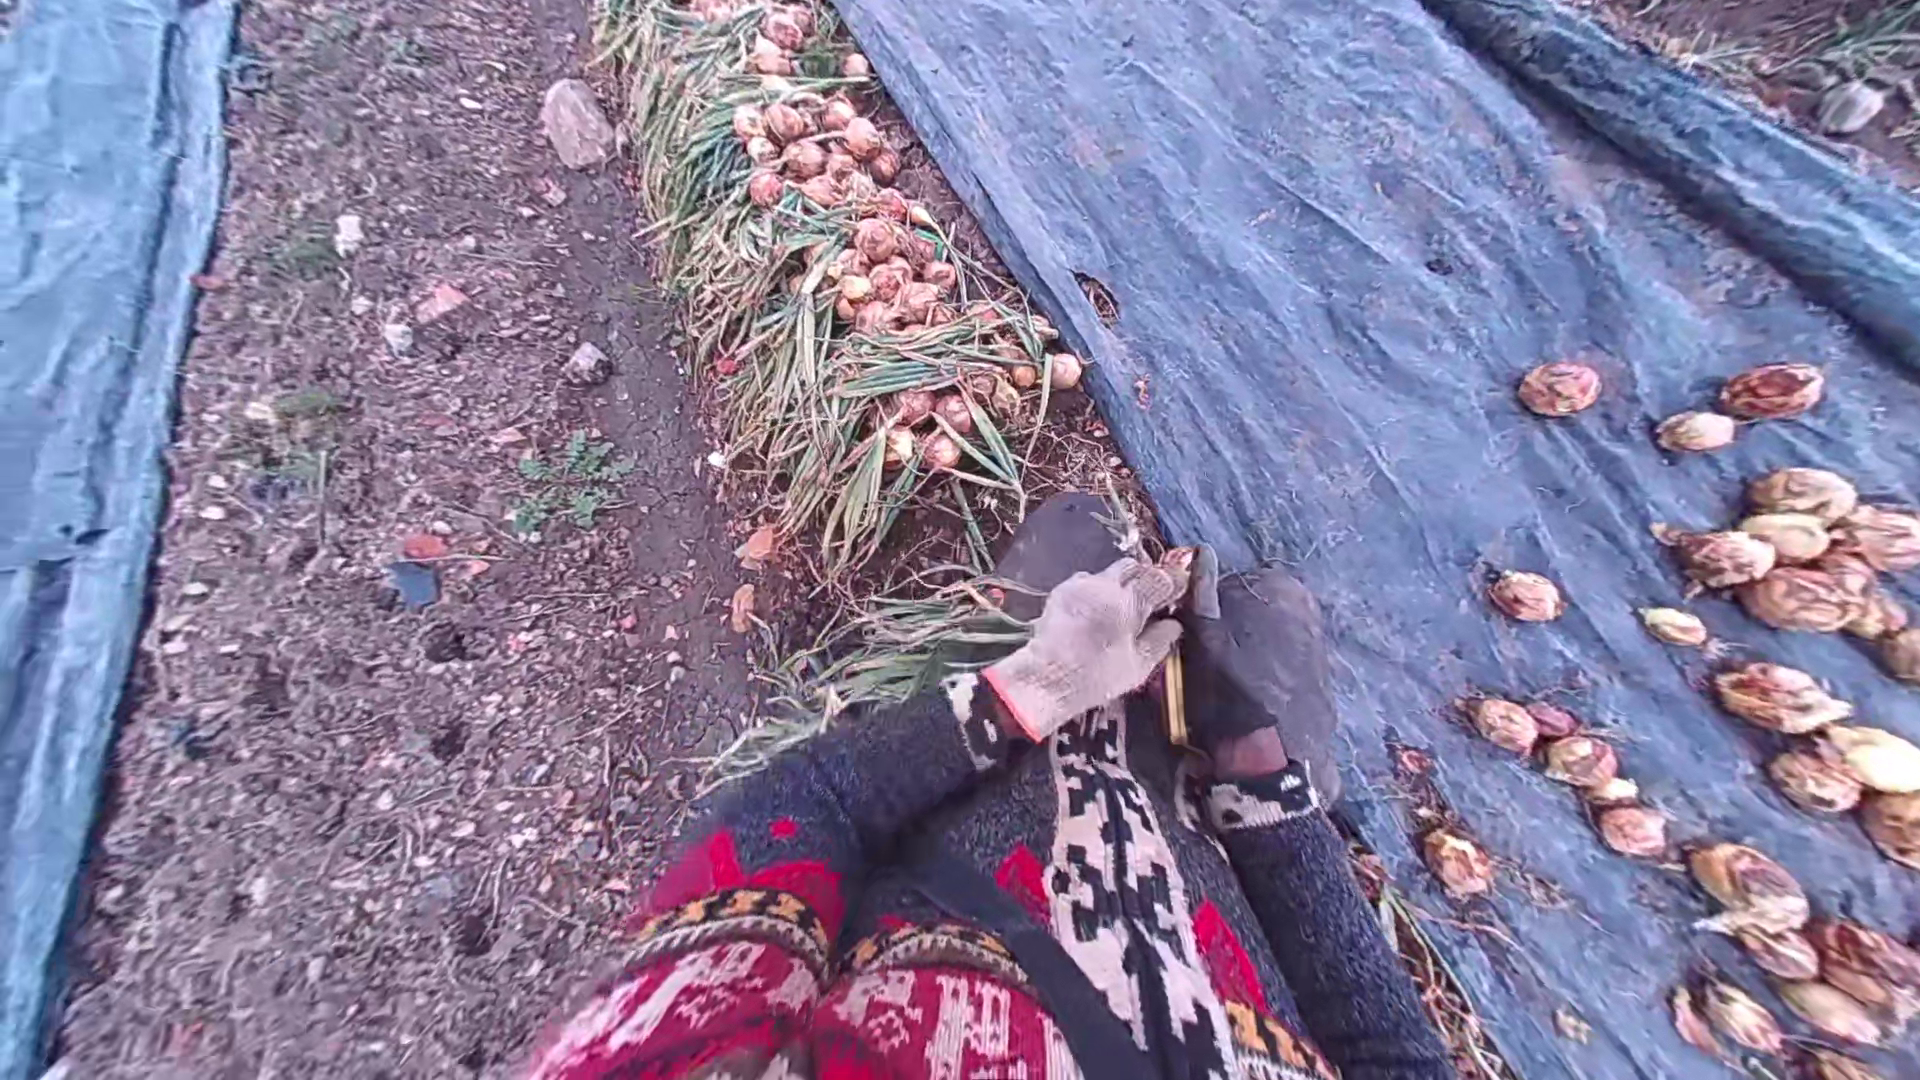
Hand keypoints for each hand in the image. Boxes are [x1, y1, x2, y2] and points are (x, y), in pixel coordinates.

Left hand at [984, 557, 1187, 740]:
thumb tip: (1173, 623)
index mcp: (1127, 600)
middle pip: (1131, 567)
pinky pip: (1086, 583)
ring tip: (1121, 609)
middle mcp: (1102, 584)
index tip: (1180, 587)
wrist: (1047, 678)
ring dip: (1119, 584)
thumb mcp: (1139, 665)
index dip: (1173, 580)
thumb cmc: (1097, 676)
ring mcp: (1078, 585)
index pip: (1158, 577)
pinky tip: (1097, 612)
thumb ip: (1161, 639)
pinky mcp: (1060, 591)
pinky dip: (1097, 592)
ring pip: (1107, 573)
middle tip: (1150, 598)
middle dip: (1144, 577)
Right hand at [1179, 548, 1341, 797]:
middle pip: (1250, 606)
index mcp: (1280, 588)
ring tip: (1227, 679)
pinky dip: (1264, 668)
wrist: (1273, 759)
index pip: (1231, 581)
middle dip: (1230, 624)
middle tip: (1209, 658)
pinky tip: (1250, 693)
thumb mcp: (1202, 637)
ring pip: (1264, 633)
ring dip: (1245, 647)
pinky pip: (1281, 658)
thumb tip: (1201, 550)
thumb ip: (1201, 591)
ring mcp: (1318, 641)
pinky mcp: (1322, 673)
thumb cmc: (1230, 689)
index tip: (1195, 635)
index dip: (1207, 606)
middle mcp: (1307, 608)